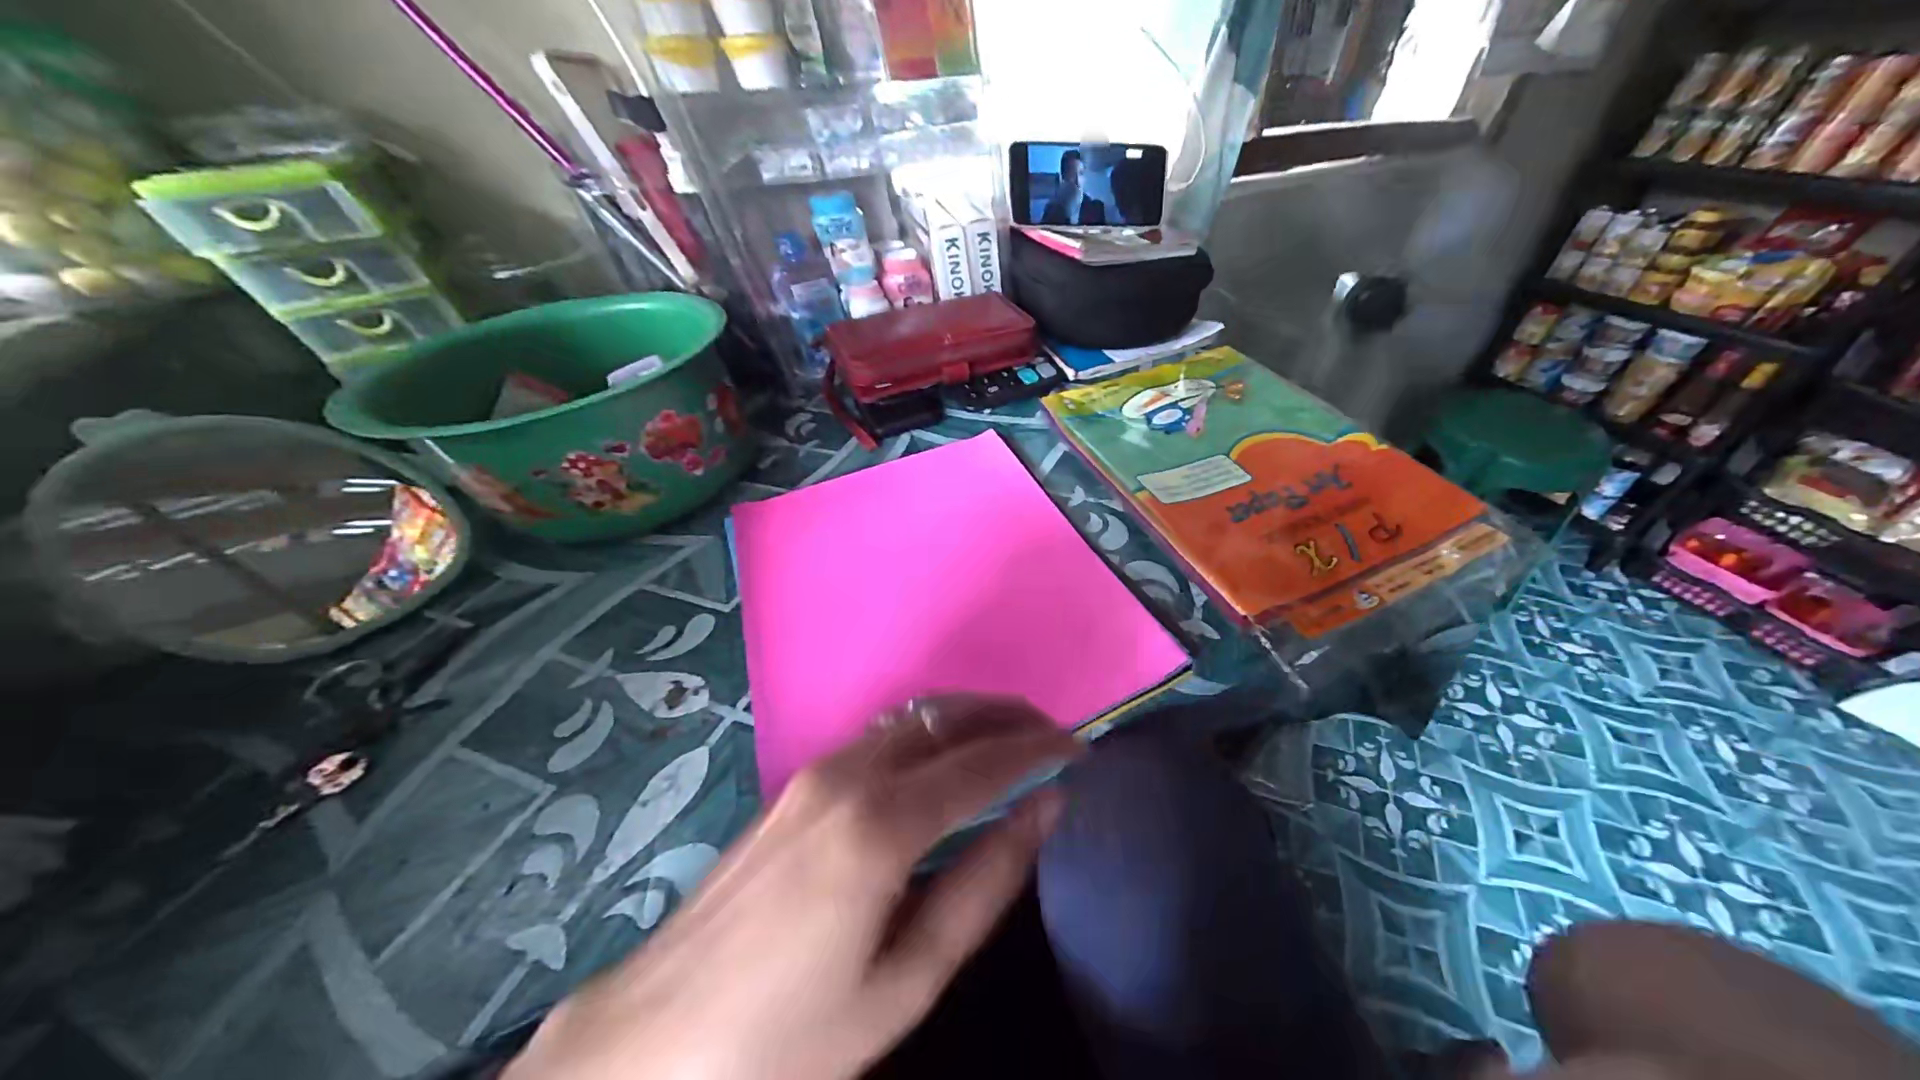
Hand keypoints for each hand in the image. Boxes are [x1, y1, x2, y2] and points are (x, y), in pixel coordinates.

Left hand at [503, 695, 1081, 1079]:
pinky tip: (946, 764)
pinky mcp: (794, 784)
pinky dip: (929, 734)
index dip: (1039, 749)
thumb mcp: (907, 981)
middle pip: (945, 717)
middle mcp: (847, 775)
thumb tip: (1044, 810)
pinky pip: (880, 737)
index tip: (1082, 749)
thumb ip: (983, 886)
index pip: (982, 761)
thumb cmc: (791, 1036)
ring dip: (968, 719)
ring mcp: (814, 772)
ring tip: (1012, 746)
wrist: (656, 1037)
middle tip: (1055, 739)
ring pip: (911, 719)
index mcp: (880, 824)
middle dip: (1008, 718)